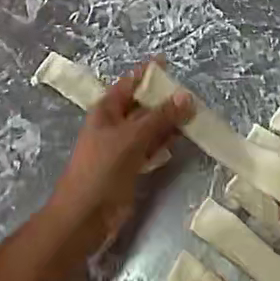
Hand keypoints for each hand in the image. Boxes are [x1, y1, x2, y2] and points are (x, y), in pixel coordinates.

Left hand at [47, 61, 190, 242]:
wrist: (84, 217)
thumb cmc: (101, 170)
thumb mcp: (132, 138)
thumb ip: (160, 117)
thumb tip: (186, 96)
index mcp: (106, 110)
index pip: (130, 83)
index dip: (148, 73)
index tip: (169, 63)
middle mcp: (114, 124)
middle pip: (143, 104)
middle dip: (165, 99)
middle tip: (192, 96)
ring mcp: (122, 146)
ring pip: (150, 126)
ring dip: (169, 121)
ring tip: (195, 115)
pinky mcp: (131, 166)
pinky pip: (152, 147)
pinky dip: (165, 142)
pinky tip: (182, 138)